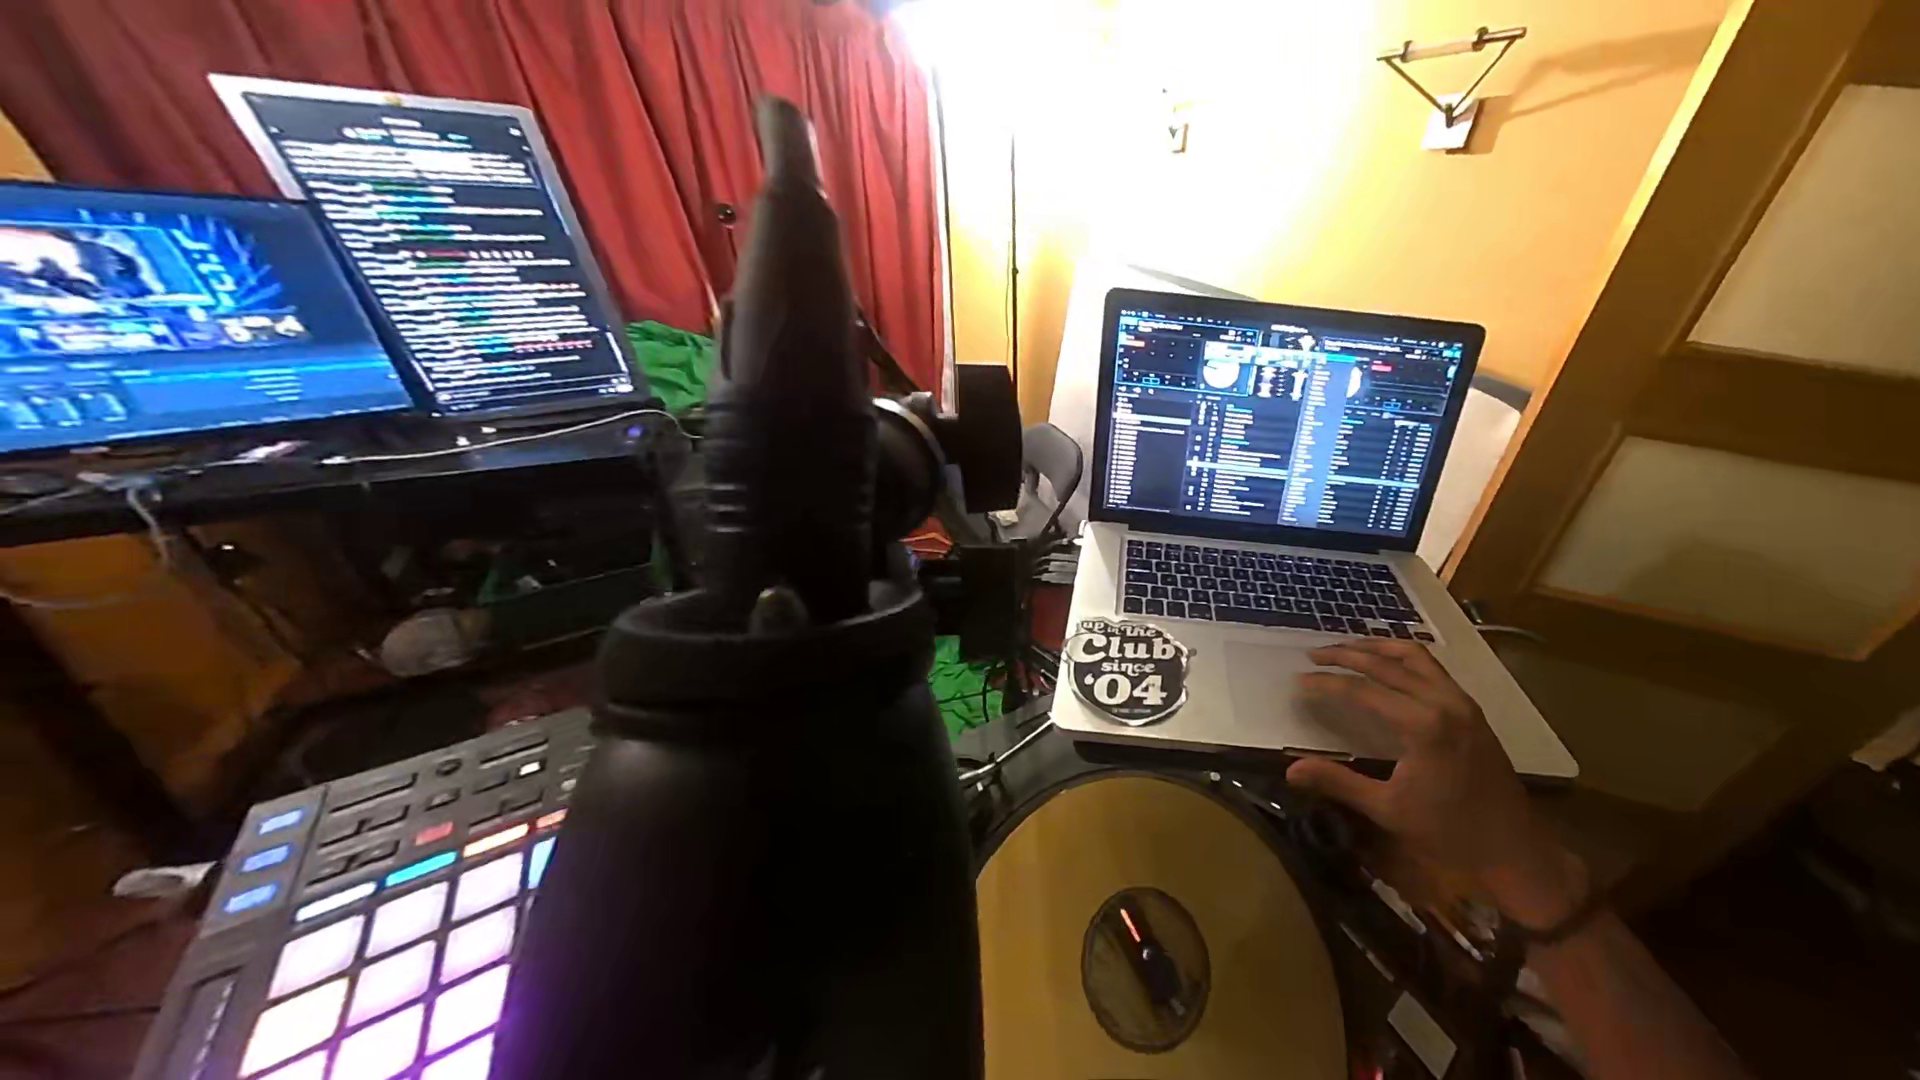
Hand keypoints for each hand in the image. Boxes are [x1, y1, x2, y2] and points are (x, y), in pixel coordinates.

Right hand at [1285, 639, 1584, 926]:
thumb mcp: (1387, 808)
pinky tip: (1385, 666)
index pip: (1363, 690)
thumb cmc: (1449, 832)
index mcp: (1423, 725)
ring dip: (1376, 648)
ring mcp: (1462, 703)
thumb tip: (1291, 770)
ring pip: (1414, 656)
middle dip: (1346, 655)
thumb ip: (1338, 782)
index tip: (1299, 682)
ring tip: (1346, 649)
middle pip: (1386, 664)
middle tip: (1313, 655)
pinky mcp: (1471, 710)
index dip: (1327, 683)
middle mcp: (1444, 703)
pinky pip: (1432, 668)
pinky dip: (1402, 658)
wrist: (1515, 851)